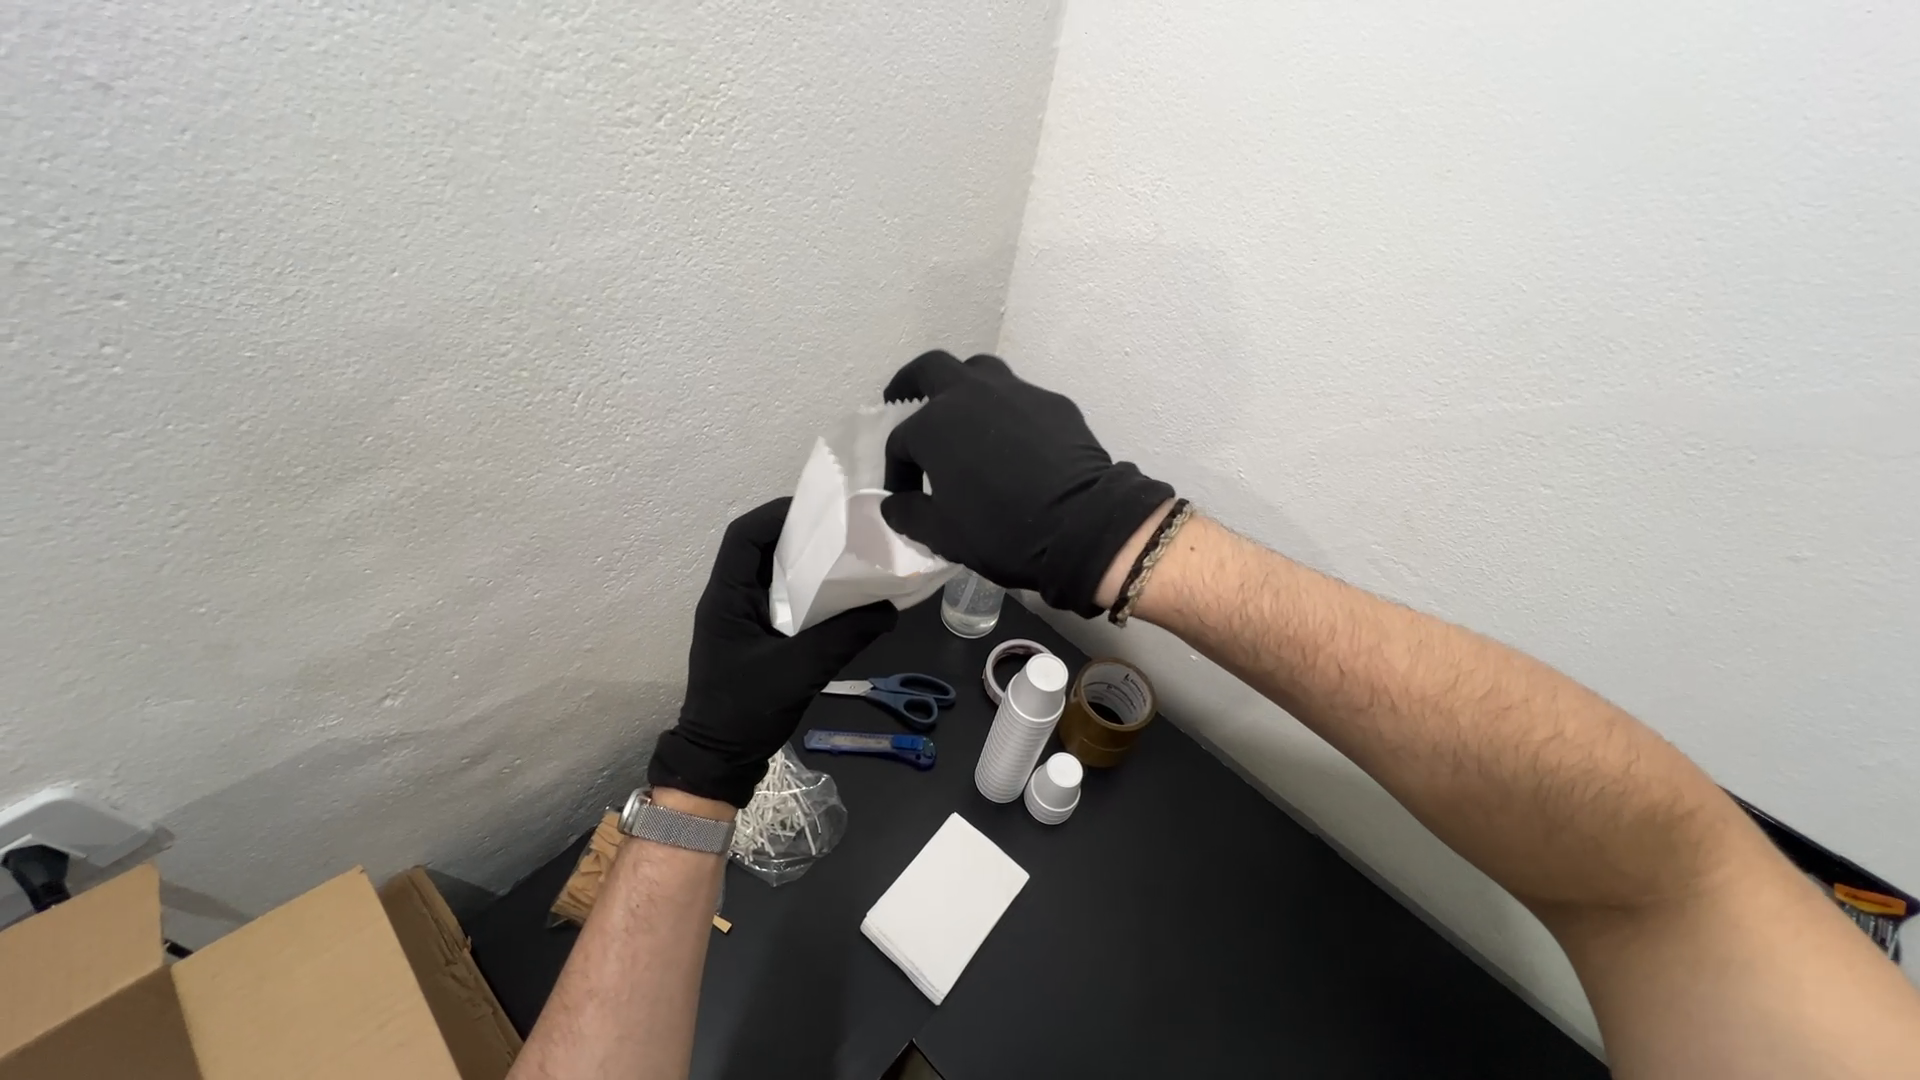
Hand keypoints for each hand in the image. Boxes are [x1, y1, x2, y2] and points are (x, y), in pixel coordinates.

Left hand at [648, 498, 897, 806]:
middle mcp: (729, 599)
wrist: (720, 759)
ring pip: (772, 573)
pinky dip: (807, 591)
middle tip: (844, 531)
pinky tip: (839, 597)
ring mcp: (740, 618)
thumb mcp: (800, 670)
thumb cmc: (746, 710)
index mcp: (726, 597)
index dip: (778, 515)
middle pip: (760, 548)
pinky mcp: (754, 636)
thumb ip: (846, 637)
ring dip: (804, 563)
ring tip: (846, 557)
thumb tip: (890, 609)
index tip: (821, 511)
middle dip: (799, 535)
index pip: (744, 536)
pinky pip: (780, 599)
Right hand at [881, 351, 1174, 616]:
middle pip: (931, 368)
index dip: (897, 472)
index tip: (905, 498)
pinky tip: (1014, 442)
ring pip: (980, 372)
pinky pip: (1020, 399)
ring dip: (963, 388)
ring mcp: (1016, 393)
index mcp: (934, 425)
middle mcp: (971, 395)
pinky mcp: (1053, 403)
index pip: (901, 443)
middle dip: (911, 383)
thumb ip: (908, 515)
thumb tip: (894, 504)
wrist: (1082, 527)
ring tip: (963, 415)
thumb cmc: (1001, 531)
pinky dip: (1006, 412)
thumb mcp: (942, 534)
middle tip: (905, 400)